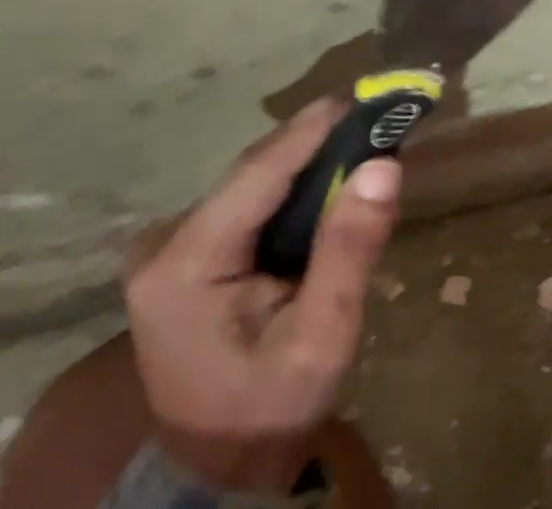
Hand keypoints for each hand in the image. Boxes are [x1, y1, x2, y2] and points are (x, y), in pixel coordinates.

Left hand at [123, 98, 401, 494]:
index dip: (317, 128)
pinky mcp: (191, 256)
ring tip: (371, 130)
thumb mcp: (324, 331)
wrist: (222, 459)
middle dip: (320, 137)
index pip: (260, 173)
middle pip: (253, 171)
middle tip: (382, 108)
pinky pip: (252, 202)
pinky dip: (299, 183)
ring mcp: (173, 250)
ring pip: (254, 182)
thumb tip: (385, 165)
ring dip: (313, 156)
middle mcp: (165, 245)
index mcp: (185, 265)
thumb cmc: (274, 401)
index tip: (369, 92)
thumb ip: (350, 248)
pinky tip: (338, 172)